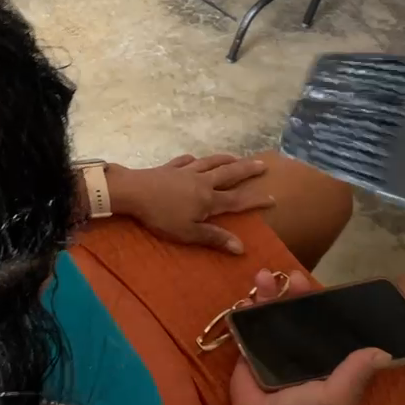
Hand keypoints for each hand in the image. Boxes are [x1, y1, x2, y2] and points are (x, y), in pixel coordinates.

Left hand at [110, 154, 274, 253]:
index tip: (272, 197)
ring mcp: (183, 171)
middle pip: (228, 174)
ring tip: (235, 157)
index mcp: (208, 199)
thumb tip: (242, 247)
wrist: (132, 190)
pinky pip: (184, 161)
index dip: (255, 200)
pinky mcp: (168, 167)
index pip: (237, 200)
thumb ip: (214, 238)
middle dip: (246, 170)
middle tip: (262, 164)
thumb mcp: (188, 233)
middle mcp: (200, 181)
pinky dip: (193, 159)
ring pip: (209, 163)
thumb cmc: (160, 215)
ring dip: (223, 159)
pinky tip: (194, 158)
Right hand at [227, 270, 389, 404]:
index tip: (324, 288)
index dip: (324, 306)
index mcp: (324, 360)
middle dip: (295, 293)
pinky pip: (248, 321)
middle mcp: (299, 349)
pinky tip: (248, 295)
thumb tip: (383, 351)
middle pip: (297, 313)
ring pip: (272, 312)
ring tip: (264, 276)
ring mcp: (272, 345)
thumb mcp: (337, 397)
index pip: (326, 326)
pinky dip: (248, 306)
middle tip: (293, 277)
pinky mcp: (248, 345)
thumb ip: (355, 373)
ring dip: (268, 292)